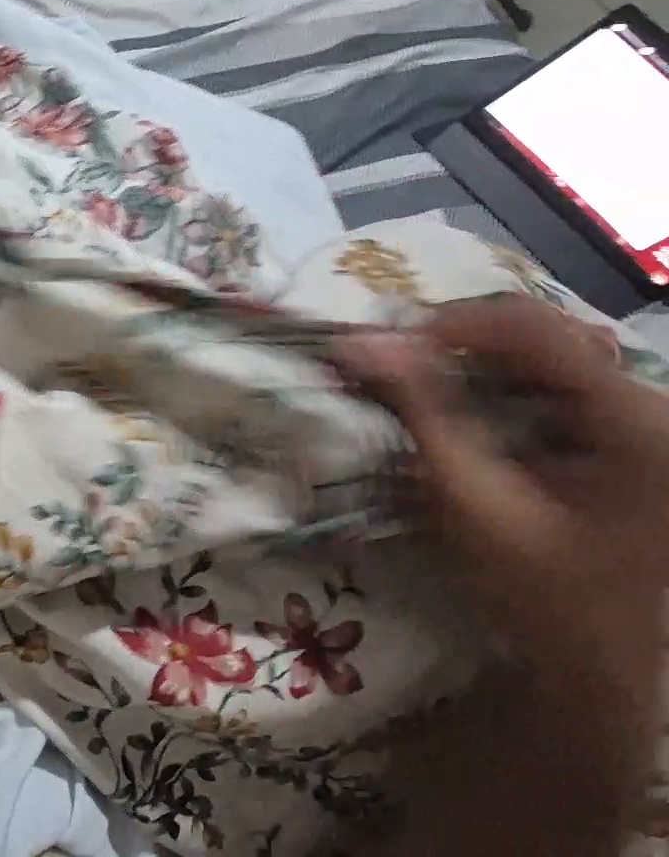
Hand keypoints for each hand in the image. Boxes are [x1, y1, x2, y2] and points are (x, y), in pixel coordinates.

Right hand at [338, 297, 668, 704]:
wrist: (612, 674)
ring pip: (537, 361)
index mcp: (637, 420)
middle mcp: (652, 407)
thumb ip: (422, 414)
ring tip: (410, 405)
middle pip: (534, 337)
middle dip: (446, 351)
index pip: (528, 325)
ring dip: (462, 374)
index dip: (441, 325)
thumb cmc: (548, 597)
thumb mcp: (474, 503)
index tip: (375, 355)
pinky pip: (550, 390)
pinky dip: (490, 397)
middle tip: (382, 380)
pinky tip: (459, 430)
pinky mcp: (631, 441)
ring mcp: (646, 425)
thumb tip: (358, 342)